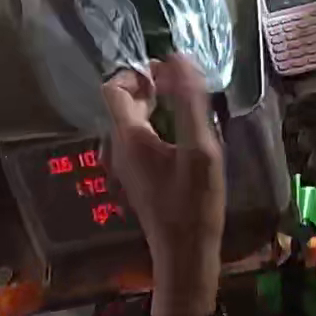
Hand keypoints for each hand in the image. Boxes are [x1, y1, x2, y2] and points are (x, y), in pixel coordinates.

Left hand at [101, 57, 224, 315]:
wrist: (185, 255)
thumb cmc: (194, 202)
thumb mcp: (200, 148)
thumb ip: (189, 102)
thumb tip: (178, 59)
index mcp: (128, 137)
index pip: (114, 88)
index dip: (138, 72)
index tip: (168, 73)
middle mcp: (117, 148)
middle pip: (122, 104)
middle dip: (150, 87)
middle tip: (184, 86)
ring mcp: (123, 166)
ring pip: (130, 122)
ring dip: (154, 107)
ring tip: (186, 109)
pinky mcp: (134, 178)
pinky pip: (137, 140)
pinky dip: (155, 127)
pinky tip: (181, 138)